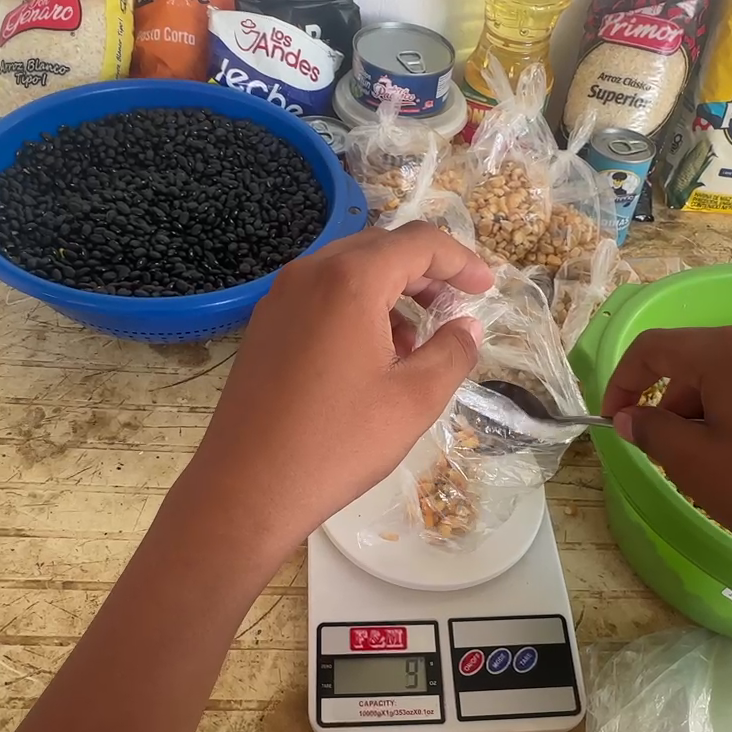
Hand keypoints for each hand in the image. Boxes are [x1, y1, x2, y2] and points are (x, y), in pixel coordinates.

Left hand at [171, 223, 491, 556]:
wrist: (246, 488)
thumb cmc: (336, 444)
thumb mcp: (413, 401)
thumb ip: (451, 353)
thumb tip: (467, 327)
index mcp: (349, 280)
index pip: (418, 242)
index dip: (461, 261)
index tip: (486, 289)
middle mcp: (308, 275)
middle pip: (380, 249)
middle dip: (425, 274)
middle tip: (454, 310)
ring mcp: (278, 300)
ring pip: (348, 274)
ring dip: (390, 295)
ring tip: (413, 346)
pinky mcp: (264, 328)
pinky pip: (320, 299)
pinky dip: (356, 312)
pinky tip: (369, 360)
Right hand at [601, 327, 731, 596]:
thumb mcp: (695, 464)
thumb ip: (652, 432)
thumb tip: (631, 417)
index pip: (656, 347)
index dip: (622, 381)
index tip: (614, 422)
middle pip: (700, 361)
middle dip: (671, 403)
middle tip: (668, 456)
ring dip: (710, 413)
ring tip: (716, 468)